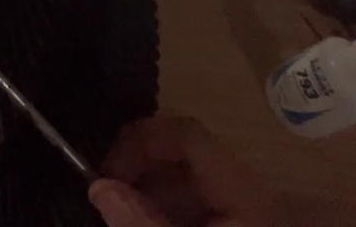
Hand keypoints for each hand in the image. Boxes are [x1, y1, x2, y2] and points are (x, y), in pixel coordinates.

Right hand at [88, 117, 289, 226]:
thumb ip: (142, 225)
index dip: (141, 142)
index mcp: (248, 200)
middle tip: (106, 202)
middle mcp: (255, 205)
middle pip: (185, 165)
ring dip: (150, 200)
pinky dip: (168, 220)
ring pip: (190, 194)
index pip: (188, 137)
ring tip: (123, 221)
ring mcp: (252, 224)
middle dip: (139, 176)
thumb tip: (100, 186)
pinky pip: (200, 219)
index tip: (107, 175)